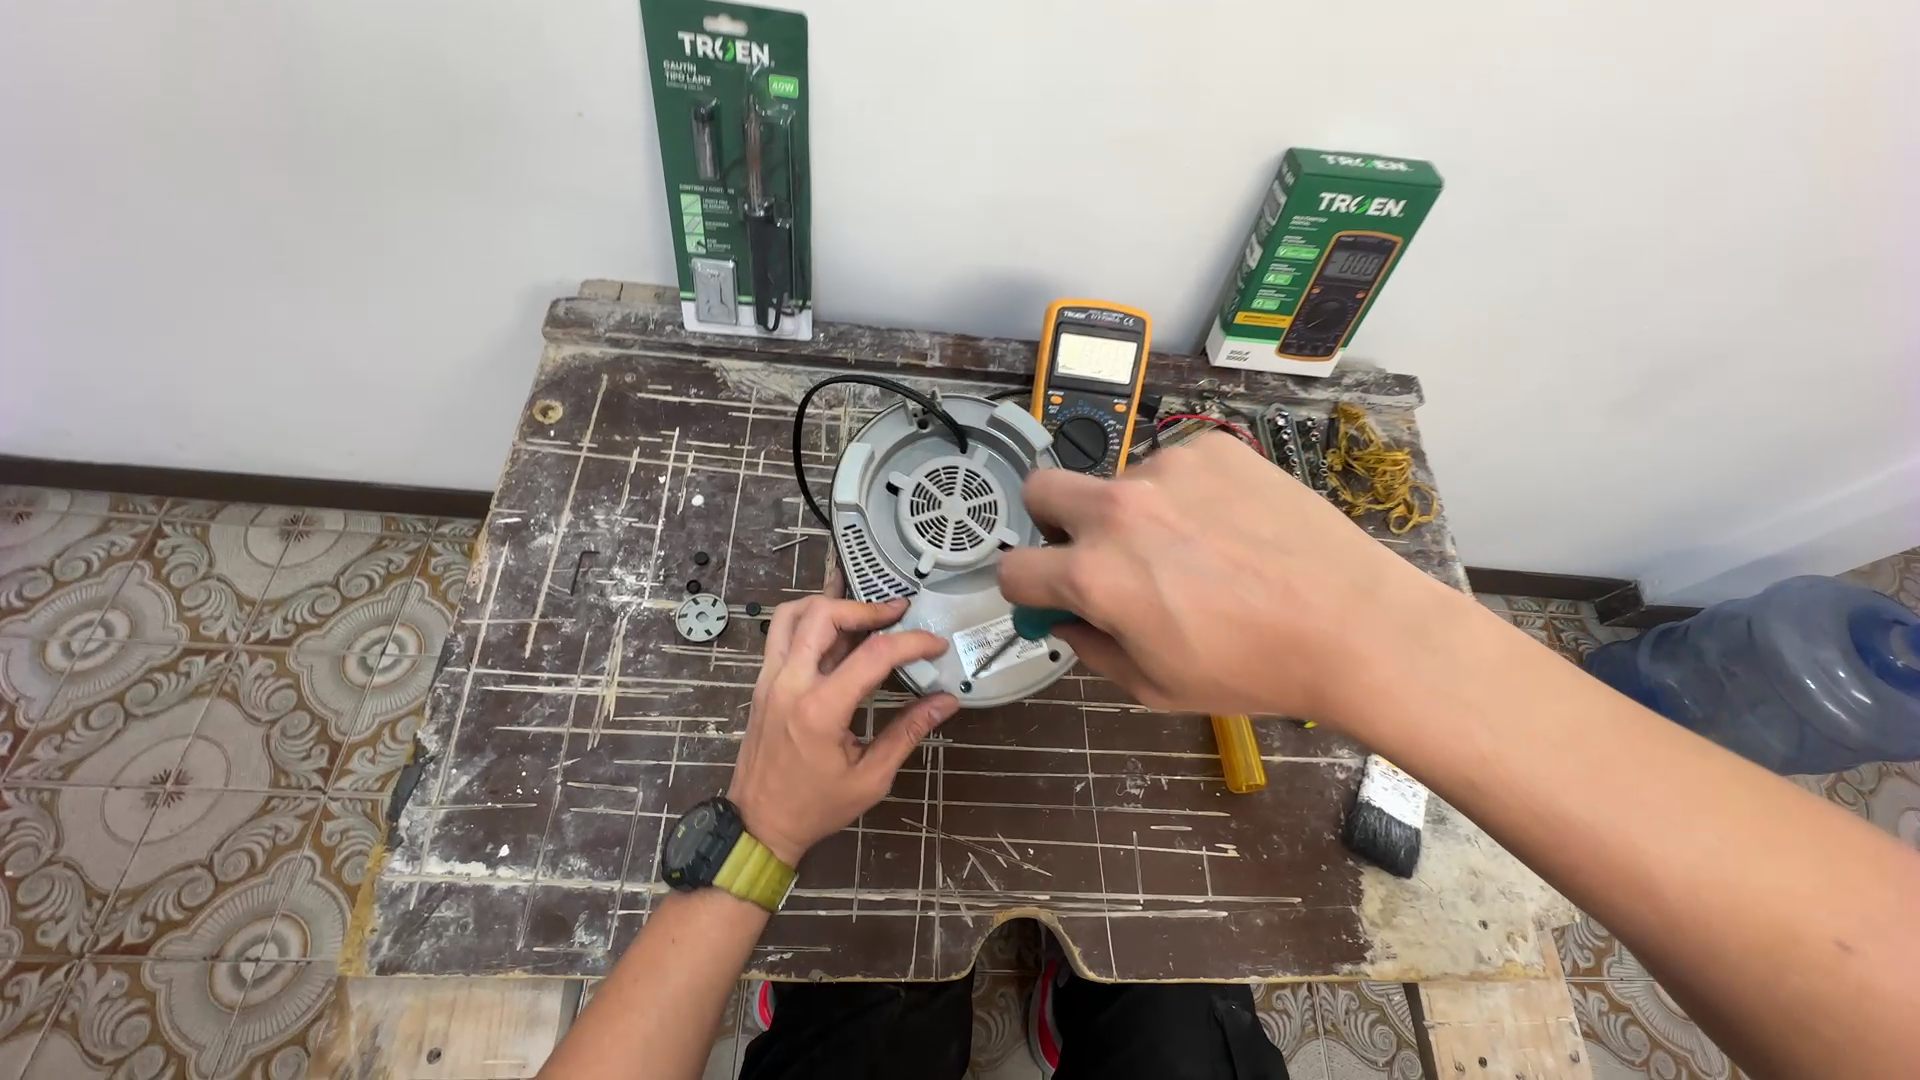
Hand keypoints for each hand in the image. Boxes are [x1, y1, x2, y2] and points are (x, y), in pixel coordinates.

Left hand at [728, 596, 959, 865]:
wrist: (758, 825)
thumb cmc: (815, 807)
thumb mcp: (871, 778)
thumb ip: (908, 732)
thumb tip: (947, 702)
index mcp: (820, 709)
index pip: (873, 654)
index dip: (911, 642)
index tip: (935, 645)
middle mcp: (790, 683)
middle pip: (823, 614)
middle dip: (866, 608)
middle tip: (898, 615)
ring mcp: (770, 678)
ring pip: (792, 613)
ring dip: (831, 605)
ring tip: (864, 617)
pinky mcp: (763, 682)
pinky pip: (781, 633)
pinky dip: (810, 621)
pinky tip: (837, 636)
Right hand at [998, 432, 1454, 721]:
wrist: (1354, 624)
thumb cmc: (1250, 669)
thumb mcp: (1155, 685)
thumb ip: (1090, 650)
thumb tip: (1065, 621)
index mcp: (1094, 574)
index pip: (1013, 569)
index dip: (1025, 589)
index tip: (1048, 594)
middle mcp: (1117, 510)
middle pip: (1039, 490)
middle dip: (1050, 523)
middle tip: (1093, 551)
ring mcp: (1165, 469)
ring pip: (1116, 482)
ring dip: (1132, 513)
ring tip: (1195, 548)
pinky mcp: (1211, 448)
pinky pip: (1172, 466)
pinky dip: (1184, 494)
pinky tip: (1227, 525)